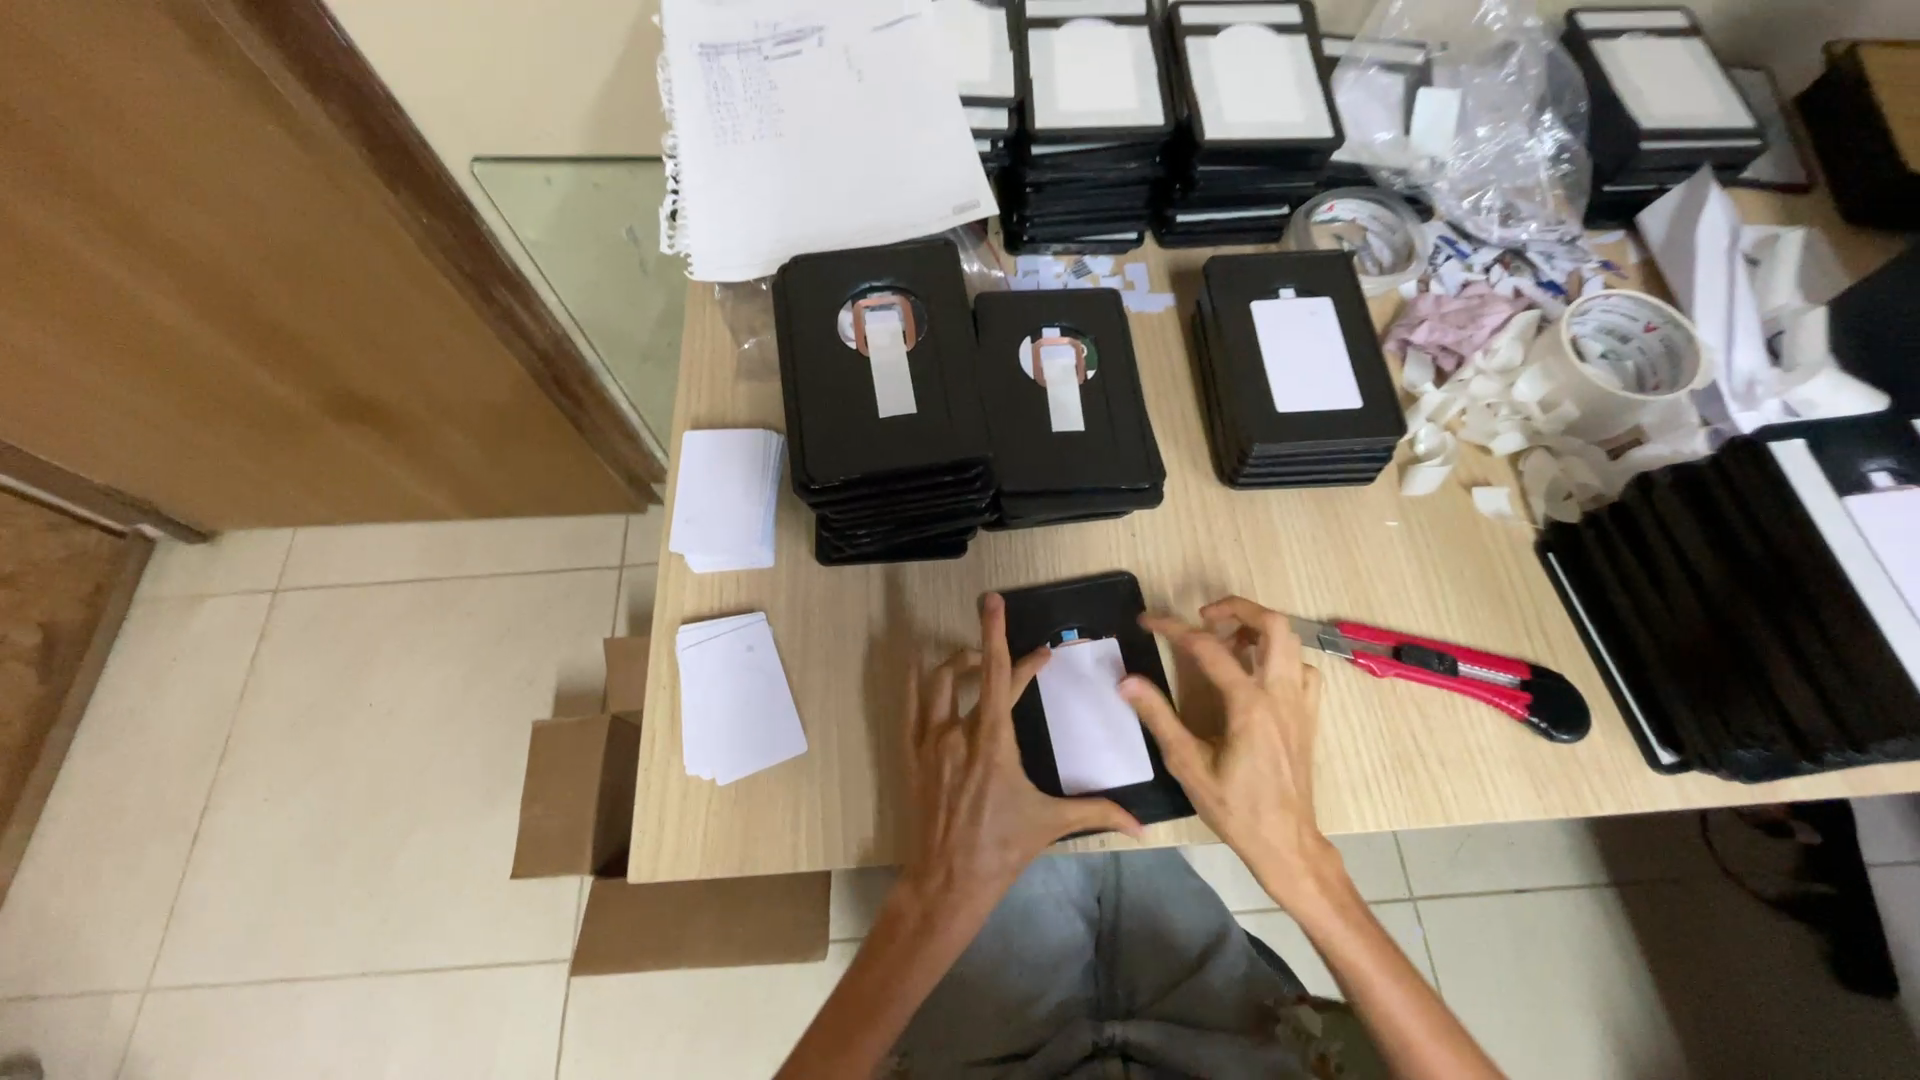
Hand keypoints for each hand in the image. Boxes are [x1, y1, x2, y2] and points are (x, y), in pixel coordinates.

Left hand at [903, 594, 1142, 907]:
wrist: (947, 880)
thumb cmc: (1002, 849)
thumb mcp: (1051, 824)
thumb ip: (1098, 812)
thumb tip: (1143, 825)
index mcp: (993, 741)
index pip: (1001, 675)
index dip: (1006, 639)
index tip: (1015, 618)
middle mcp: (958, 732)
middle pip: (971, 672)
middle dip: (990, 650)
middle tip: (1010, 655)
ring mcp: (930, 742)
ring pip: (937, 682)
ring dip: (956, 663)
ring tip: (974, 661)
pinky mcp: (912, 755)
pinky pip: (909, 706)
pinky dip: (916, 680)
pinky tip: (921, 666)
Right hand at [1121, 596, 1337, 907]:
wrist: (1285, 842)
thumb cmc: (1234, 807)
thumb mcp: (1187, 764)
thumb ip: (1158, 717)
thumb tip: (1127, 681)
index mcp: (1248, 704)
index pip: (1206, 647)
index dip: (1172, 627)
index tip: (1147, 622)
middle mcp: (1280, 693)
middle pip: (1271, 624)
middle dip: (1236, 607)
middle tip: (1203, 615)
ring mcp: (1301, 702)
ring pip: (1291, 641)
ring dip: (1258, 629)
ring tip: (1227, 639)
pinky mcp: (1309, 714)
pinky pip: (1302, 668)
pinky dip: (1280, 657)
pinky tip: (1257, 672)